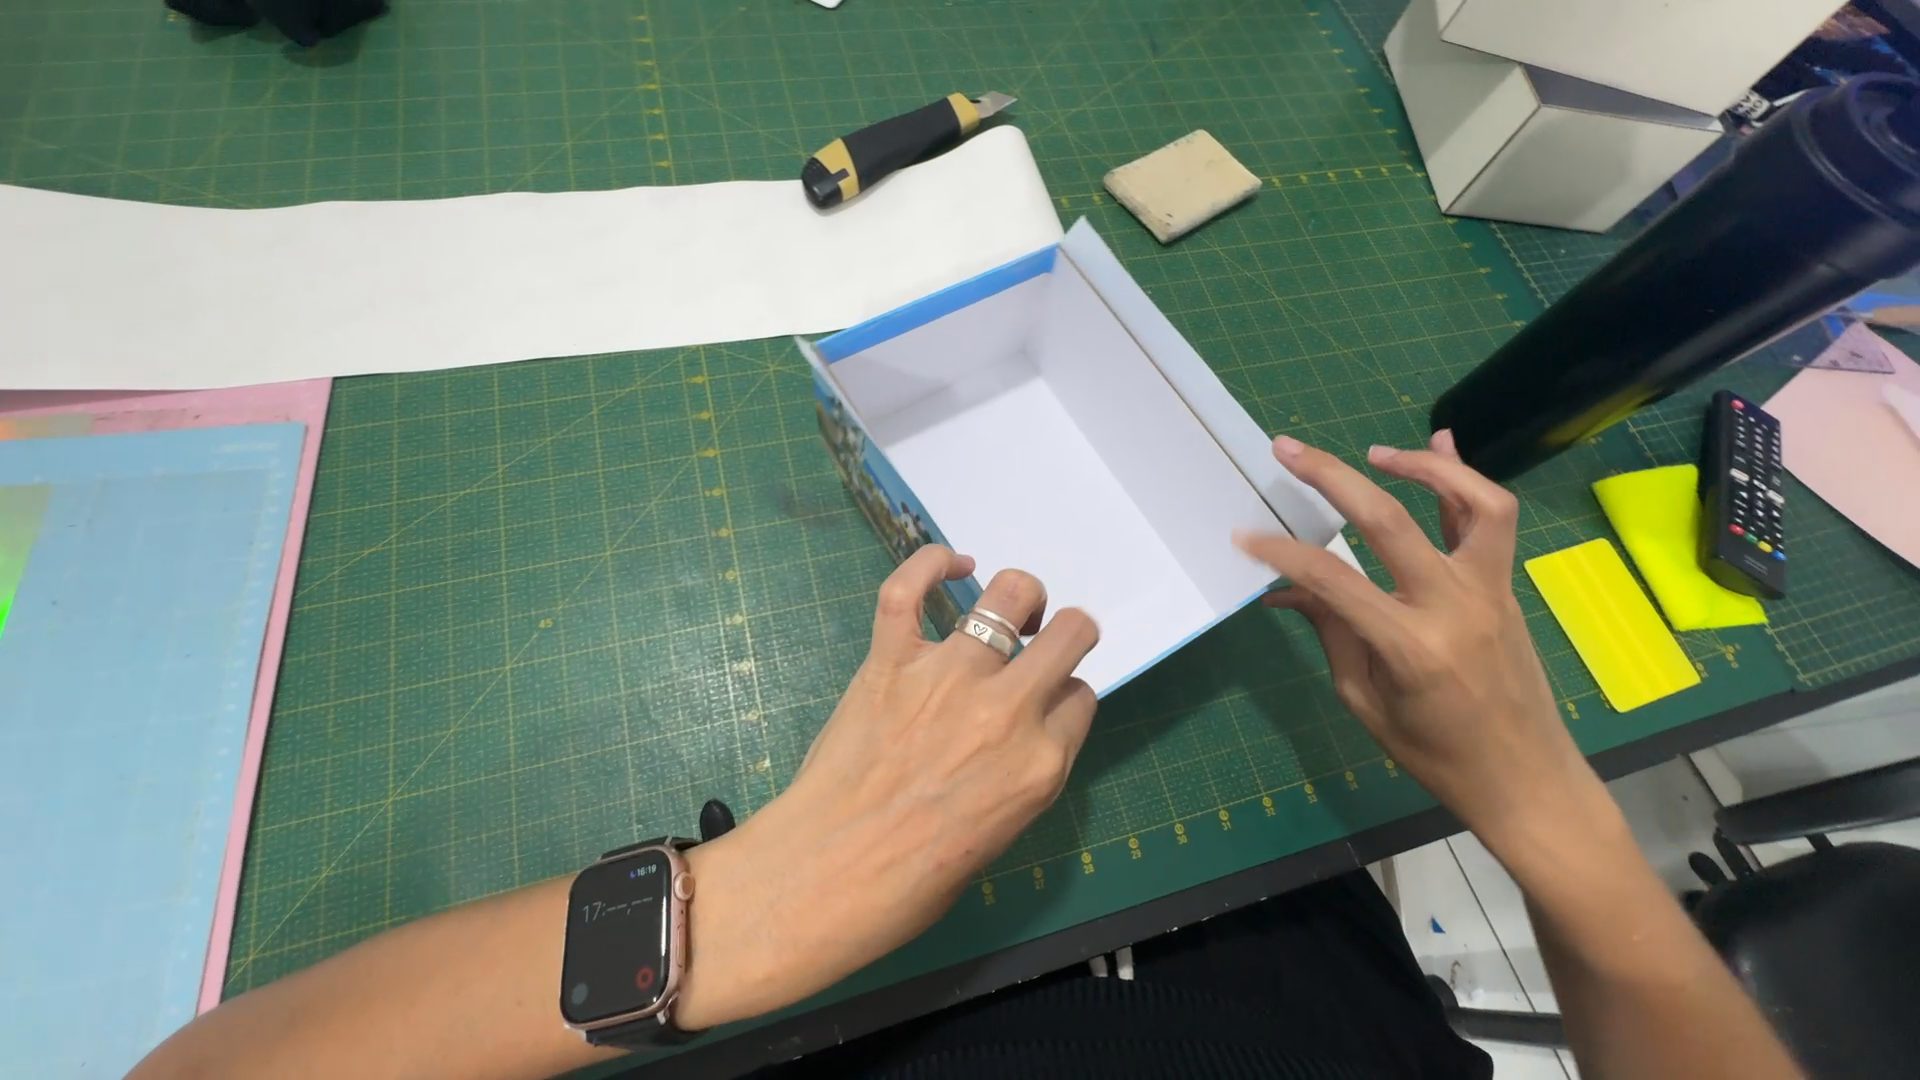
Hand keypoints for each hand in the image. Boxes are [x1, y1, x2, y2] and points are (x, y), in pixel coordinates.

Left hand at [675, 546, 1099, 1029]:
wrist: (824, 877)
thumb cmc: (914, 881)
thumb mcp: (1002, 832)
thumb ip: (1025, 769)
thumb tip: (1025, 724)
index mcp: (1041, 762)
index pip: (1081, 696)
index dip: (1065, 695)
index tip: (1045, 703)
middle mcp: (1007, 709)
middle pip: (1070, 632)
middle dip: (1066, 631)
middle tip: (1042, 641)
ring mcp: (947, 675)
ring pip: (1009, 593)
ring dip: (1018, 597)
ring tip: (1003, 611)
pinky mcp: (890, 659)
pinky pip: (910, 588)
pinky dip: (933, 564)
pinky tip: (952, 564)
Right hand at [1232, 431, 1602, 845]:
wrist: (1528, 781)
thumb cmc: (1435, 755)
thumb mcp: (1365, 700)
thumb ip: (1333, 632)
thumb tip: (1290, 590)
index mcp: (1410, 646)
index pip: (1332, 580)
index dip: (1281, 553)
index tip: (1244, 537)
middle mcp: (1454, 605)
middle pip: (1389, 521)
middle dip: (1331, 477)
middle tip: (1288, 450)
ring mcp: (1489, 590)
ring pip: (1471, 503)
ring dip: (1420, 467)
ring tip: (1373, 453)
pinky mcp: (1505, 587)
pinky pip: (1491, 521)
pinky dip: (1462, 481)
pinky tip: (1438, 446)